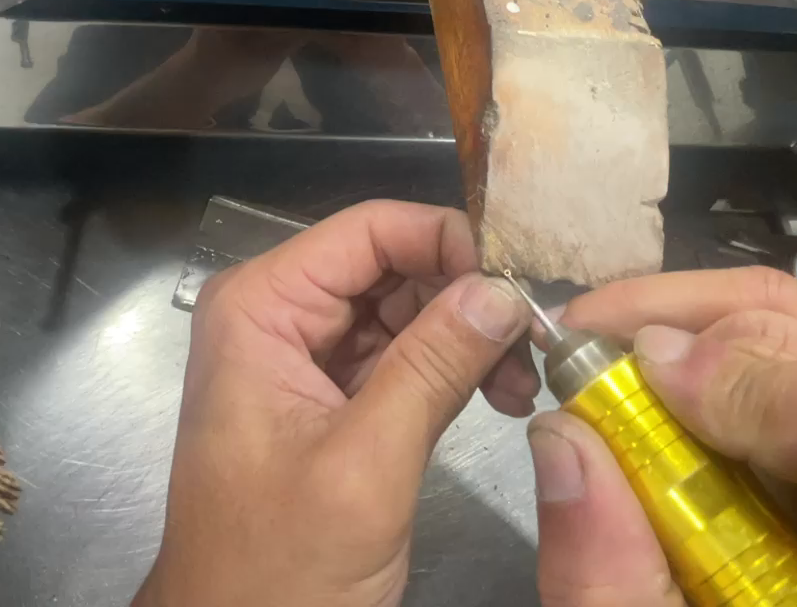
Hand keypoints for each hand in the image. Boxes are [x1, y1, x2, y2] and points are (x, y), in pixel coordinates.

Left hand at [136, 201, 538, 606]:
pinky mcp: (329, 389)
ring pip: (401, 306)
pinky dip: (449, 367)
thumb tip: (502, 290)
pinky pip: (398, 351)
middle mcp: (280, 310)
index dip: (446, 239)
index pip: (367, 230)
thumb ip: (433, 367)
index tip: (518, 280)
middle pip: (388, 263)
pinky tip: (495, 393)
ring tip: (520, 378)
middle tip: (533, 337)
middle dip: (462, 294)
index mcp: (262, 304)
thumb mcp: (363, 466)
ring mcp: (303, 349)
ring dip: (465, 335)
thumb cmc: (277, 567)